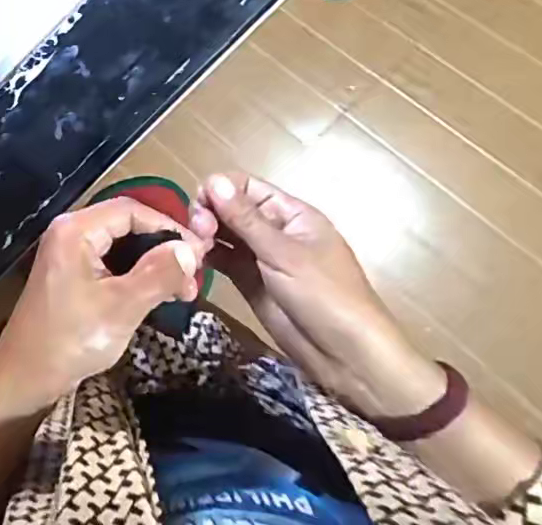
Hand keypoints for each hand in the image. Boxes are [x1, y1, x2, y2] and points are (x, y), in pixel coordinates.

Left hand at [0, 199, 206, 413]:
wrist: (25, 375)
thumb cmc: (71, 339)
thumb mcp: (121, 307)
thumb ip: (157, 274)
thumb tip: (192, 249)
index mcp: (76, 229)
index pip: (130, 210)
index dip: (168, 226)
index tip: (201, 251)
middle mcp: (70, 230)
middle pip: (126, 223)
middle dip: (162, 245)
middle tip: (194, 274)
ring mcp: (69, 249)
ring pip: (121, 242)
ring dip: (152, 261)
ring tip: (183, 288)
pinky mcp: (71, 270)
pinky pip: (110, 258)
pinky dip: (136, 272)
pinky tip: (158, 292)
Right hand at [192, 172, 444, 416]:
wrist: (350, 361)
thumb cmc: (326, 297)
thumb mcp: (285, 255)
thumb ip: (245, 220)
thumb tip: (212, 181)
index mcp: (290, 213)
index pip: (245, 186)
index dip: (220, 190)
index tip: (200, 206)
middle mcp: (272, 229)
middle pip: (230, 207)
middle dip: (209, 213)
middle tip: (198, 233)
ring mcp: (260, 256)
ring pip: (223, 232)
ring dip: (204, 234)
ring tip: (192, 248)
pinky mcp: (249, 282)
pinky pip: (222, 259)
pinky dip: (207, 257)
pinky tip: (192, 260)